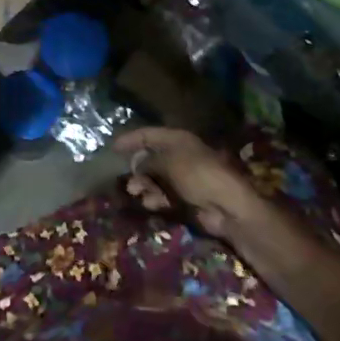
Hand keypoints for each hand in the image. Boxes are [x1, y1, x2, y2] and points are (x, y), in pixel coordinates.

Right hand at [115, 127, 266, 239]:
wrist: (227, 205)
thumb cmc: (197, 174)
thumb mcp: (168, 161)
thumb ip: (148, 161)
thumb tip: (137, 164)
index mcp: (177, 139)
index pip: (149, 134)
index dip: (131, 139)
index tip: (113, 148)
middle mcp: (179, 155)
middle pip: (151, 158)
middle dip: (138, 169)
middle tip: (128, 180)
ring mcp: (183, 177)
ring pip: (155, 179)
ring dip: (144, 185)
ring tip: (137, 193)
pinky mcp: (185, 197)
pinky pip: (164, 194)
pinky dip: (155, 198)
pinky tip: (151, 204)